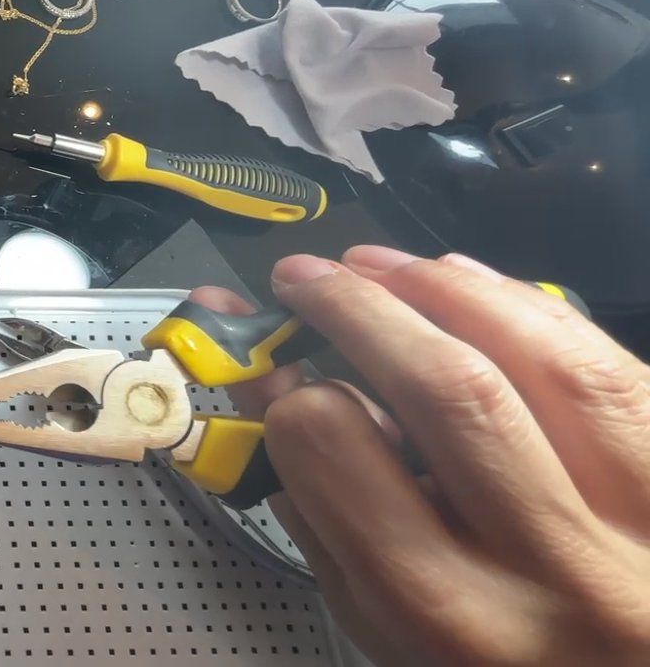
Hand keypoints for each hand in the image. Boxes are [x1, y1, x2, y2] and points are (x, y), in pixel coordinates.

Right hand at [194, 248, 649, 665]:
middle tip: (302, 274)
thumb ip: (305, 491)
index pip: (331, 439)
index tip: (276, 370)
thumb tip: (257, 369)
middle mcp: (565, 575)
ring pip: (556, 365)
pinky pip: (627, 375)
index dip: (286, 388)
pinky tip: (472, 284)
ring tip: (380, 263)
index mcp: (446, 607)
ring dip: (448, 286)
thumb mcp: (365, 607)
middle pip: (446, 387)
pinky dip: (536, 309)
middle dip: (353, 304)